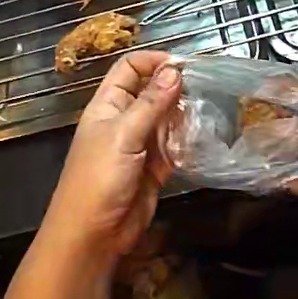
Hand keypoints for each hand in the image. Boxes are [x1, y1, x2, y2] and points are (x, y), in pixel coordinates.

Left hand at [40, 51, 182, 261]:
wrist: (93, 236)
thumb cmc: (99, 179)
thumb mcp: (124, 134)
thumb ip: (151, 102)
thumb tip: (175, 69)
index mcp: (108, 105)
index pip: (130, 68)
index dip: (154, 61)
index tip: (184, 65)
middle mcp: (125, 119)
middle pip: (153, 90)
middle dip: (176, 89)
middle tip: (203, 90)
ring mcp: (141, 143)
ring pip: (168, 117)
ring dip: (184, 115)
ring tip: (204, 114)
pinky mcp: (156, 165)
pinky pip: (176, 143)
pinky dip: (187, 141)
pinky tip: (201, 139)